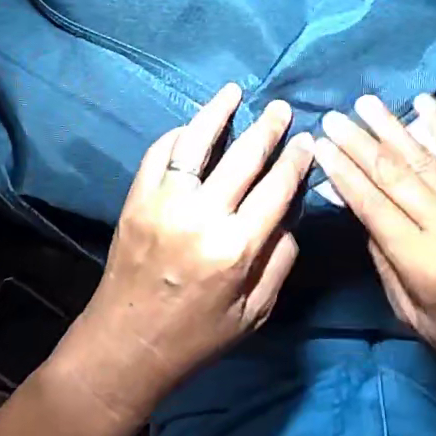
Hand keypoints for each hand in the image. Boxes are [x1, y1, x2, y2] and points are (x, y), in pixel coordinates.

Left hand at [59, 83, 310, 425]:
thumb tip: (288, 216)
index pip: (276, 189)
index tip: (307, 140)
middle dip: (267, 129)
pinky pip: (159, 155)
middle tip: (281, 108)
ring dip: (217, 113)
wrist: (128, 344)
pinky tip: (193, 125)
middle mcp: (202, 217)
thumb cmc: (197, 337)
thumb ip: (279, 262)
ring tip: (234, 92)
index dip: (295, 161)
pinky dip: (178, 134)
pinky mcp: (136, 199)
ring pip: (195, 144)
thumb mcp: (254, 314)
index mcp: (236, 249)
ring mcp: (164, 203)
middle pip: (243, 159)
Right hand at [314, 94, 435, 415]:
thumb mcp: (413, 316)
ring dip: (391, 127)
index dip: (343, 172)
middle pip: (394, 175)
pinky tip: (423, 103)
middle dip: (358, 143)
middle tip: (332, 117)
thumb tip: (360, 211)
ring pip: (424, 159)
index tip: (320, 145)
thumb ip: (385, 261)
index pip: (372, 205)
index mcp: (425, 263)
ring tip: (364, 102)